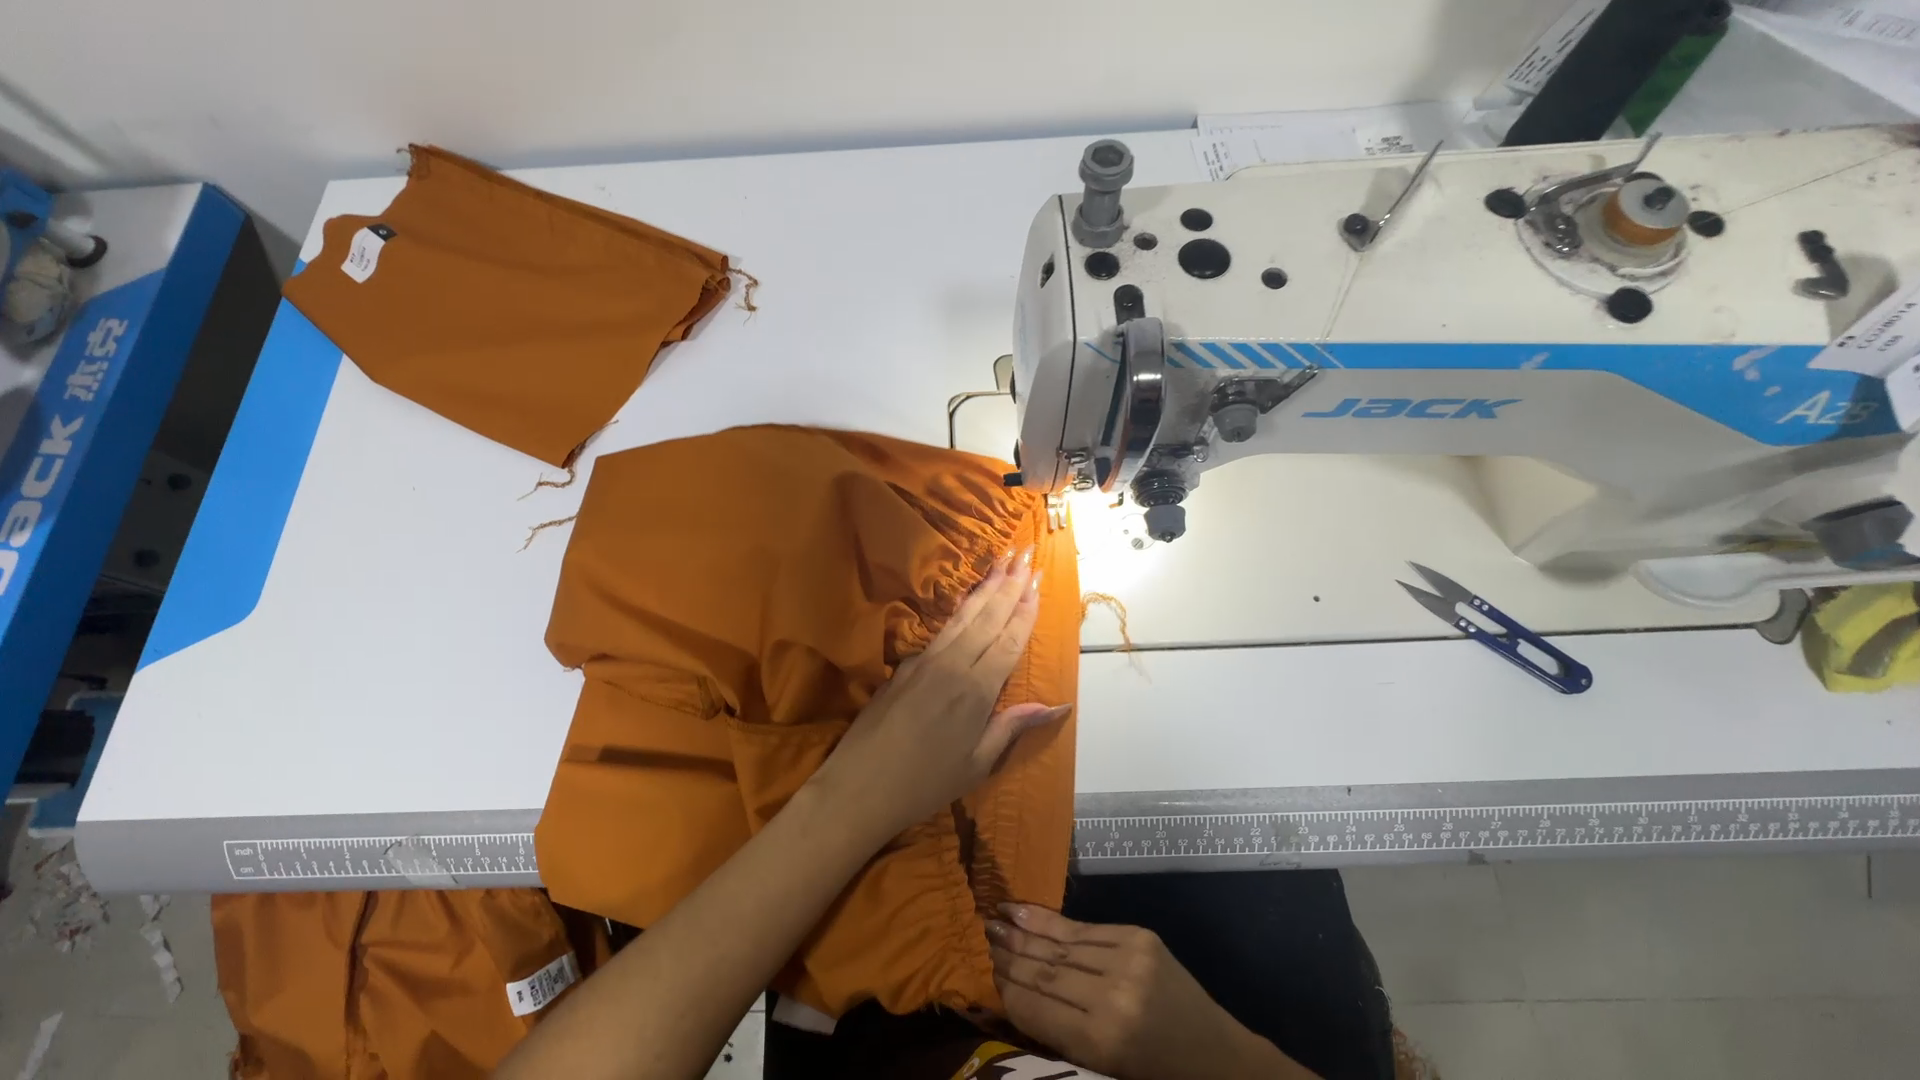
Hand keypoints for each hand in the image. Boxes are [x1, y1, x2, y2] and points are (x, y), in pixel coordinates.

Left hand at [806, 550, 1070, 842]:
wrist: (858, 787)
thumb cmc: (924, 784)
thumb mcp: (977, 763)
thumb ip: (1012, 726)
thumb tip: (1058, 706)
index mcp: (976, 691)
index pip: (1008, 641)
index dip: (1025, 611)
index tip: (1037, 582)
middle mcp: (952, 666)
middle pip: (987, 618)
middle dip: (1009, 585)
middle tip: (1025, 554)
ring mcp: (924, 662)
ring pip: (961, 618)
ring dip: (984, 589)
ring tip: (1002, 563)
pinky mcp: (903, 666)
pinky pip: (940, 630)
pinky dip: (959, 611)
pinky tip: (966, 601)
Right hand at [987, 905, 1307, 1079]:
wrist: (1217, 1056)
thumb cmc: (1152, 1075)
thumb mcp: (1100, 1068)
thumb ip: (1056, 1033)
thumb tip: (1006, 995)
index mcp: (1101, 1040)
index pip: (1035, 1007)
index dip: (1003, 987)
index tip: (977, 968)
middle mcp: (1112, 996)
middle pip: (1044, 970)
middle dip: (1007, 955)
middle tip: (977, 937)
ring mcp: (1128, 960)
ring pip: (1060, 945)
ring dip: (1022, 932)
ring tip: (992, 920)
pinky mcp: (1138, 937)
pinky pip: (1084, 929)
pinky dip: (1050, 921)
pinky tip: (1024, 911)